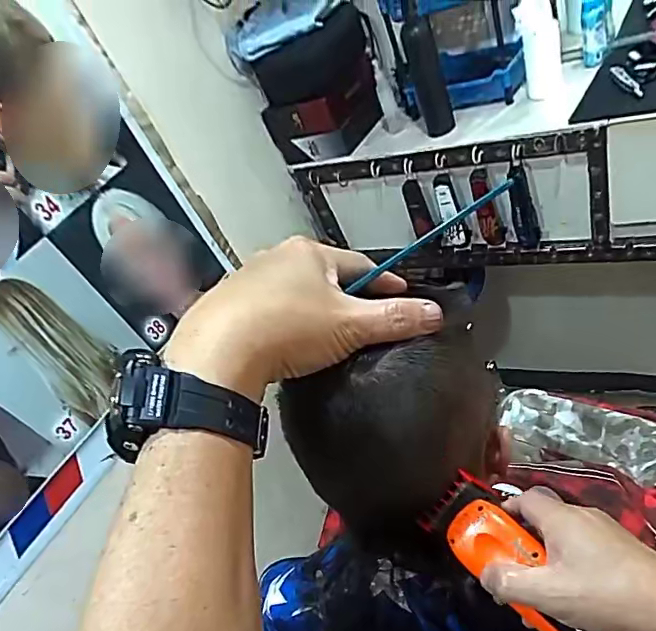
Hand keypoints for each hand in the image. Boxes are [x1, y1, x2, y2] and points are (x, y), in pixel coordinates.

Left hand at [162, 237, 443, 396]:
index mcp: (311, 254)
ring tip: (332, 334)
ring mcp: (252, 278)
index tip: (403, 296)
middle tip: (368, 320)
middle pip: (329, 276)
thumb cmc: (287, 329)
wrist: (221, 351)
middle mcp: (279, 257)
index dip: (386, 283)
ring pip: (299, 291)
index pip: (363, 265)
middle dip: (350, 296)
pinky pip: (274, 308)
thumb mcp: (353, 325)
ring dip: (317, 308)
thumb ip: (396, 319)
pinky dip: (290, 321)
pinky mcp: (234, 304)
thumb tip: (434, 313)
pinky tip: (294, 342)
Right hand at [477, 488, 655, 630]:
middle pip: (540, 528)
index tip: (487, 541)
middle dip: (522, 558)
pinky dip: (570, 580)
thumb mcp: (545, 594)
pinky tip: (573, 609)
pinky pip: (583, 561)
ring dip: (546, 576)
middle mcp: (584, 519)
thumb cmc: (604, 594)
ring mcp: (605, 536)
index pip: (522, 499)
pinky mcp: (620, 555)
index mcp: (562, 519)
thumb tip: (486, 573)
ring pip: (562, 550)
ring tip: (544, 609)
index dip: (500, 516)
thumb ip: (508, 582)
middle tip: (515, 586)